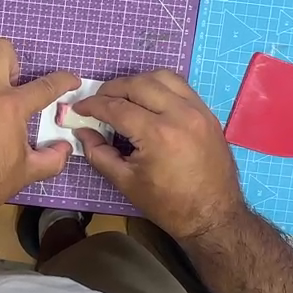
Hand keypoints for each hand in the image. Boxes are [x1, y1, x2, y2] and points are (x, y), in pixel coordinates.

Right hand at [70, 71, 248, 242]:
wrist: (214, 215)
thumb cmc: (168, 204)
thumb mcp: (125, 182)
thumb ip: (98, 153)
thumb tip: (83, 131)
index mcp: (157, 134)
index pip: (116, 107)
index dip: (92, 106)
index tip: (79, 108)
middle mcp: (179, 114)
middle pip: (137, 84)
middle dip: (111, 89)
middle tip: (97, 101)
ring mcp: (197, 110)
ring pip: (162, 77)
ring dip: (137, 82)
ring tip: (123, 97)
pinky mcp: (207, 113)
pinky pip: (180, 86)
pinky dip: (159, 86)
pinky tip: (148, 100)